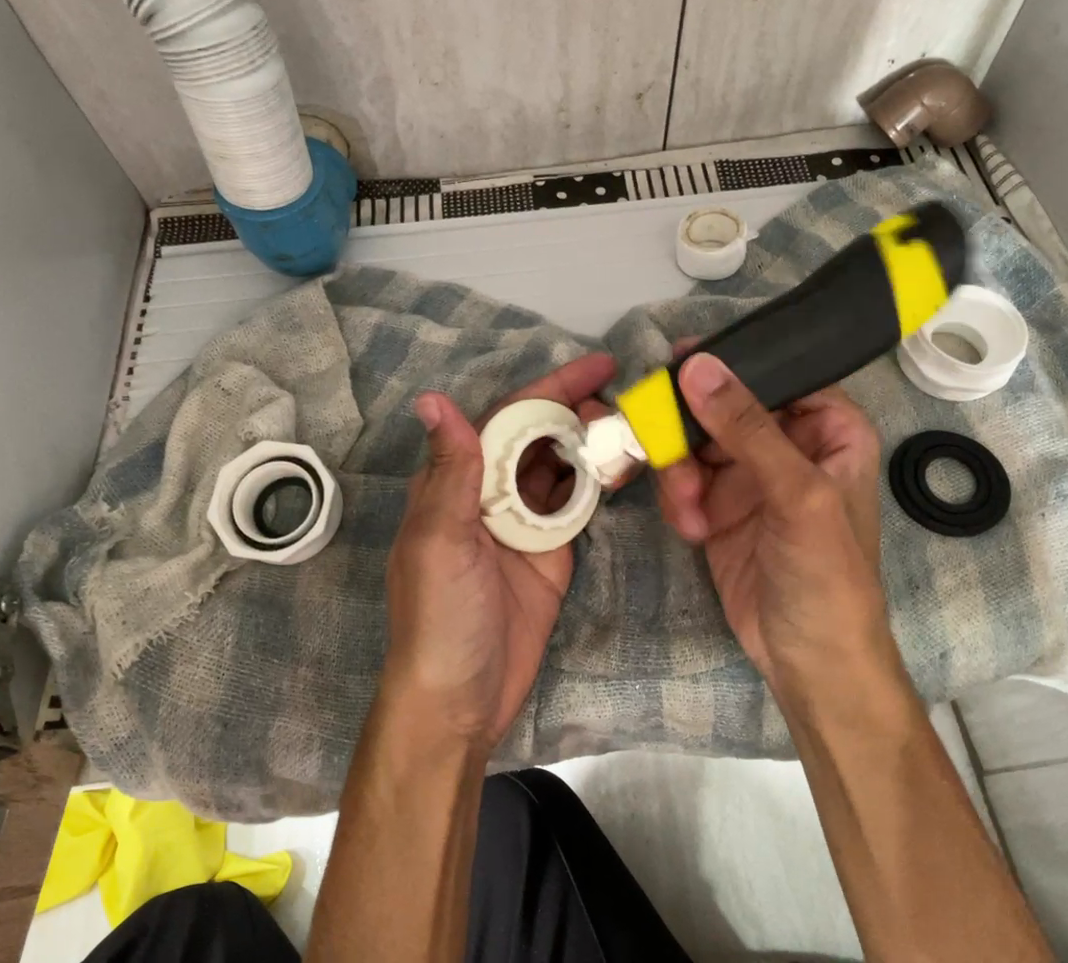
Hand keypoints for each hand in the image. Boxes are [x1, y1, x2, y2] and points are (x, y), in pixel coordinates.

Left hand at [382, 353, 617, 750]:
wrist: (459, 701)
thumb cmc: (440, 619)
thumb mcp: (438, 542)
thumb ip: (450, 472)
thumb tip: (433, 398)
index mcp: (455, 484)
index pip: (506, 420)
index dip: (550, 389)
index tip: (600, 365)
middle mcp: (488, 496)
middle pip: (538, 438)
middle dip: (578, 412)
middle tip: (628, 402)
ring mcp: (523, 527)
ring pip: (561, 469)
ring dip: (592, 445)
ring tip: (635, 428)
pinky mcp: (551, 556)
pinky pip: (576, 510)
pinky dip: (598, 487)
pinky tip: (625, 468)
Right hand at [653, 353, 893, 689]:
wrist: (809, 662)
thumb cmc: (826, 575)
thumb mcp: (797, 495)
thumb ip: (748, 427)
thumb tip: (697, 365)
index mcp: (830, 430)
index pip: (781, 373)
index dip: (734, 364)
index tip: (682, 359)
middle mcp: (789, 446)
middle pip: (725, 406)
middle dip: (691, 427)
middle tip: (659, 438)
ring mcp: (751, 478)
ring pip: (696, 443)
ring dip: (680, 471)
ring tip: (688, 509)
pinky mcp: (720, 509)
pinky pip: (685, 481)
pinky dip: (679, 501)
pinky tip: (692, 530)